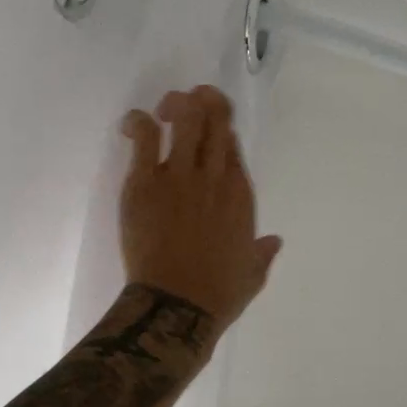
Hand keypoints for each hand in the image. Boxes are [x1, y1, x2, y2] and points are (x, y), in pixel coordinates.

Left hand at [118, 86, 281, 332]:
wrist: (177, 305)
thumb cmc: (217, 294)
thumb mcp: (251, 274)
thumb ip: (262, 253)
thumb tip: (274, 242)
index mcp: (240, 192)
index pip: (232, 141)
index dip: (220, 127)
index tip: (208, 129)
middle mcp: (214, 175)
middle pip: (213, 117)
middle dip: (202, 101)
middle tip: (186, 105)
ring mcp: (179, 175)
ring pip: (184, 117)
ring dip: (175, 104)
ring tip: (164, 110)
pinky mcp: (144, 182)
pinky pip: (144, 136)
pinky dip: (138, 123)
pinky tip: (132, 125)